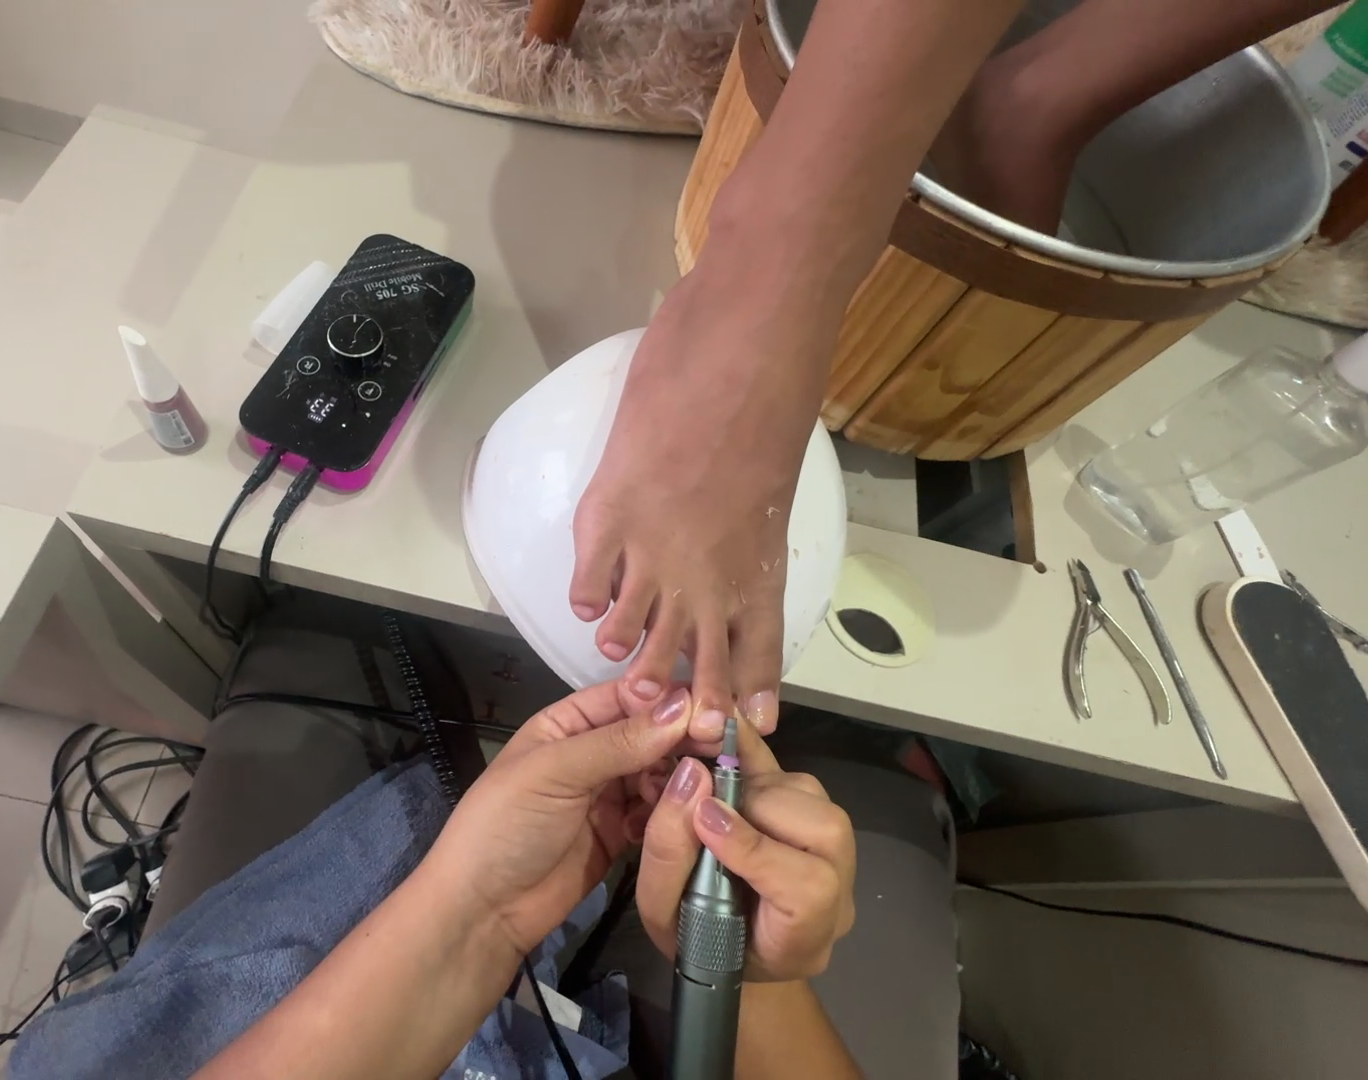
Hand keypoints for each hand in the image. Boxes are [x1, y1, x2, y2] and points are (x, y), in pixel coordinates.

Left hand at [419, 681, 691, 954]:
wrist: (485, 909)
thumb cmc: (507, 823)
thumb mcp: (555, 772)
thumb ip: (617, 742)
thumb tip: (680, 707)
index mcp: (568, 723)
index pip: (627, 698)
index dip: (667, 701)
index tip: (710, 711)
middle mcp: (593, 751)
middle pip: (649, 734)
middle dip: (680, 740)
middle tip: (721, 750)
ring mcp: (609, 794)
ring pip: (658, 772)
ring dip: (679, 778)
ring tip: (698, 788)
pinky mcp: (623, 833)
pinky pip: (658, 812)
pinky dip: (672, 812)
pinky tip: (682, 817)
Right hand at [570, 258, 831, 743]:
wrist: (748, 337)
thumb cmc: (776, 392)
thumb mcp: (778, 473)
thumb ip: (752, 520)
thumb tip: (724, 540)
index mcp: (759, 560)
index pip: (758, 645)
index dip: (753, 689)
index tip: (751, 724)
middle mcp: (707, 570)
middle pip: (694, 654)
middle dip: (686, 694)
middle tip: (671, 716)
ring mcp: (654, 546)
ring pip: (639, 631)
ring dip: (632, 655)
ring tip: (624, 665)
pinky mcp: (610, 511)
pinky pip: (591, 581)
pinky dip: (589, 598)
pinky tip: (590, 604)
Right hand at [636, 721, 855, 981]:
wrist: (727, 943)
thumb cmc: (695, 939)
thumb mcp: (661, 912)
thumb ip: (669, 853)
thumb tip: (690, 775)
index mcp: (801, 941)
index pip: (808, 890)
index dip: (756, 847)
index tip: (704, 821)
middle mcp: (834, 896)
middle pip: (825, 831)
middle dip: (758, 806)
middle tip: (706, 805)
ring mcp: (835, 855)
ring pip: (816, 797)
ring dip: (760, 784)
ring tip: (718, 796)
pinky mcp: (816, 817)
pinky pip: (799, 777)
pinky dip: (759, 760)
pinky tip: (726, 760)